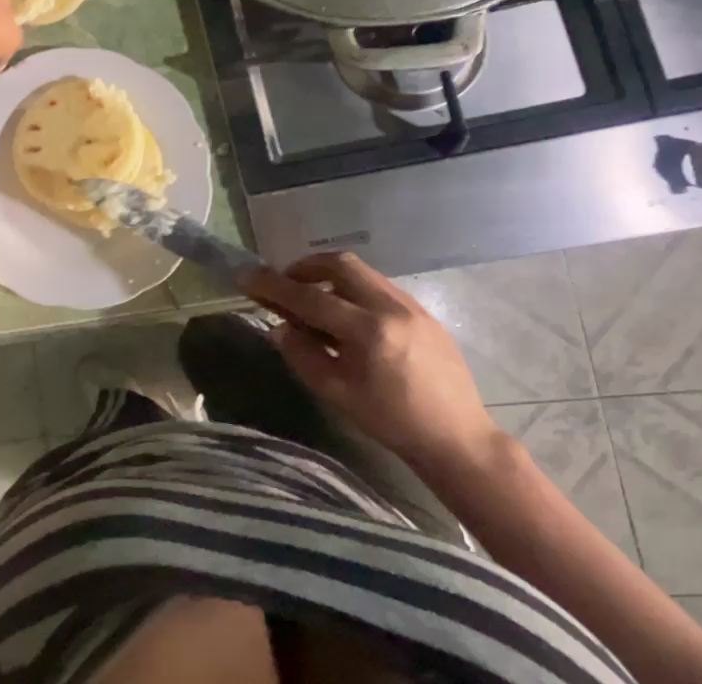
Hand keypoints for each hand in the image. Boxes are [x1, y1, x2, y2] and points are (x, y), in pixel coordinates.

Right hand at [244, 252, 500, 472]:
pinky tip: (347, 315)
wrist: (455, 436)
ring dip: (329, 276)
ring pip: (361, 272)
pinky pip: (379, 286)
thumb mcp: (335, 393)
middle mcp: (391, 307)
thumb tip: (279, 328)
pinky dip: (353, 289)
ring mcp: (412, 306)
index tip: (246, 276)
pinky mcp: (424, 312)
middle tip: (285, 284)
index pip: (309, 296)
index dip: (272, 285)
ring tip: (313, 300)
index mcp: (367, 330)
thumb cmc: (390, 420)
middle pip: (339, 264)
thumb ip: (302, 355)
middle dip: (303, 267)